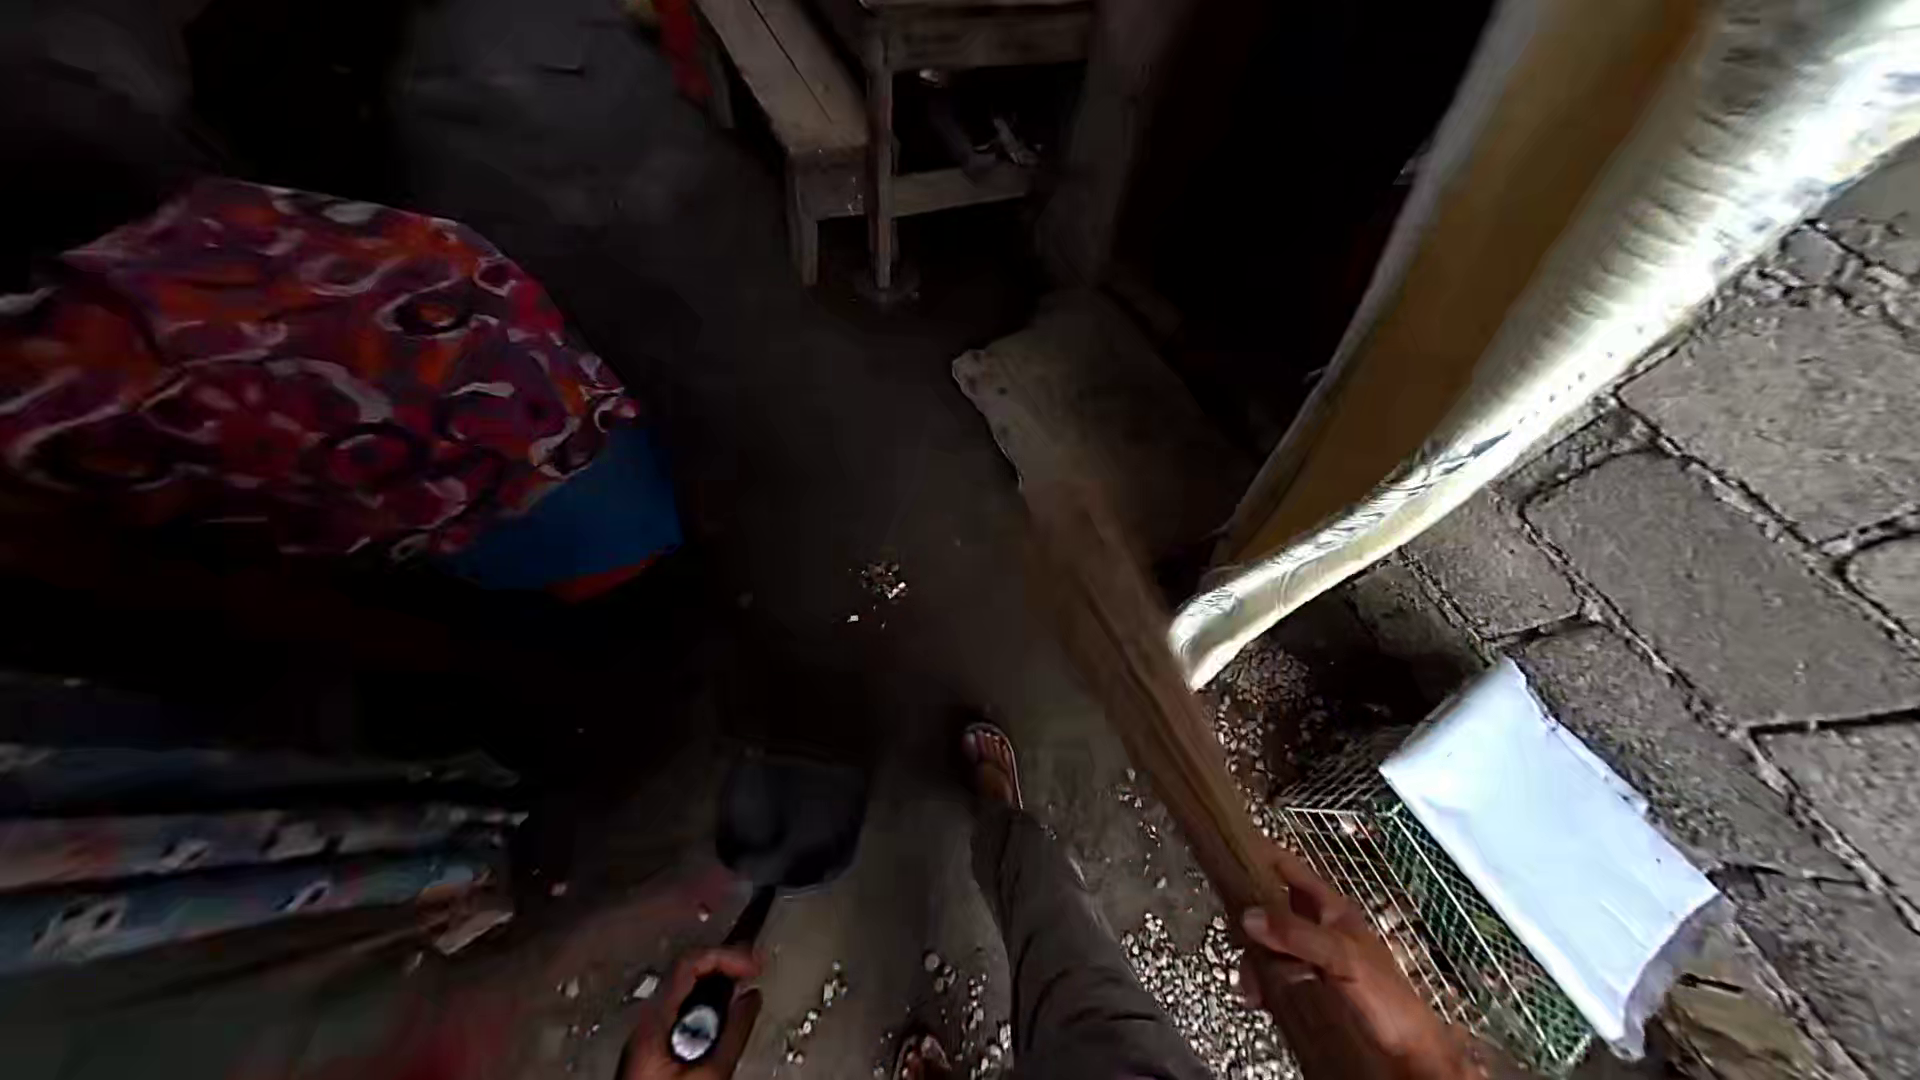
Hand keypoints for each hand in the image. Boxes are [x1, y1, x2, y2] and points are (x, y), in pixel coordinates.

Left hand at [623, 947, 764, 1079]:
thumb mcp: (709, 1078)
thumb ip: (734, 1033)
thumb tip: (752, 996)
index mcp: (654, 1025)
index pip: (691, 963)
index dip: (727, 956)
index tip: (754, 965)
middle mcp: (646, 1026)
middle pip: (686, 972)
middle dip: (724, 965)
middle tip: (753, 968)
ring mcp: (646, 1040)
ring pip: (685, 991)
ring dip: (717, 984)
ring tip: (744, 988)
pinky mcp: (651, 1055)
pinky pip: (681, 1013)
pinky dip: (708, 1006)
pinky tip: (724, 1019)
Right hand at [1238, 844, 1475, 1079]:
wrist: (1410, 1060)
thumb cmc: (1387, 999)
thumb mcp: (1341, 956)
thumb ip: (1296, 933)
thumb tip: (1249, 916)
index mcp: (1328, 907)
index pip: (1286, 866)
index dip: (1258, 853)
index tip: (1226, 848)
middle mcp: (1315, 926)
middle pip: (1267, 906)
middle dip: (1248, 920)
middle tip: (1234, 932)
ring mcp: (1309, 956)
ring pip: (1265, 943)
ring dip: (1252, 960)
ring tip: (1249, 983)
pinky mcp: (1304, 987)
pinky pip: (1270, 975)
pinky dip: (1258, 984)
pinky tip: (1254, 997)